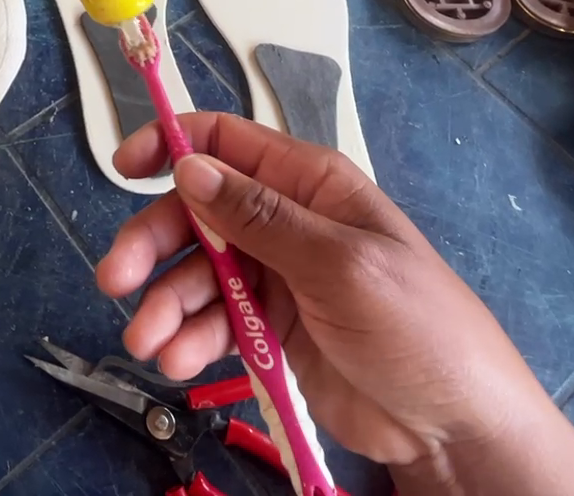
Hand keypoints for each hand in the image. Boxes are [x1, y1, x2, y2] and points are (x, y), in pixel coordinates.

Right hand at [98, 115, 573, 493]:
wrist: (457, 432)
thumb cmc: (415, 327)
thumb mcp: (339, 264)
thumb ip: (259, 216)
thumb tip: (187, 166)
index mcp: (304, 184)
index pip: (224, 142)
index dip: (170, 144)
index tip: (124, 167)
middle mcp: (280, 220)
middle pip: (194, 214)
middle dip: (153, 245)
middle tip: (115, 279)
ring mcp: (271, 274)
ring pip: (195, 272)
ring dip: (165, 304)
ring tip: (150, 344)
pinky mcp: (266, 326)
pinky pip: (212, 320)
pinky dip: (189, 338)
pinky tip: (179, 361)